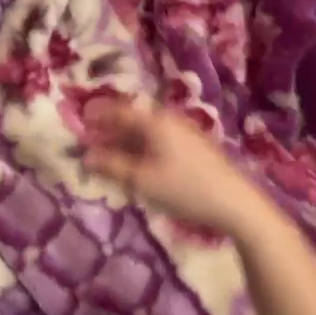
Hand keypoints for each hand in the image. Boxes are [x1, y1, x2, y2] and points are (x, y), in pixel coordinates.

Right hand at [83, 96, 275, 238]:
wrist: (237, 204)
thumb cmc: (185, 189)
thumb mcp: (143, 180)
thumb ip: (112, 166)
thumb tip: (86, 157)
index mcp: (154, 121)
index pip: (118, 110)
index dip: (97, 114)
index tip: (78, 119)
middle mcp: (168, 120)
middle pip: (132, 119)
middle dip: (109, 129)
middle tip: (90, 141)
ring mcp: (184, 133)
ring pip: (145, 131)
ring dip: (124, 141)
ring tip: (109, 156)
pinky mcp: (194, 148)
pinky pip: (158, 140)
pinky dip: (141, 148)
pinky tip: (136, 164)